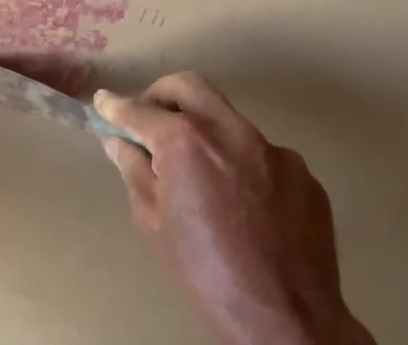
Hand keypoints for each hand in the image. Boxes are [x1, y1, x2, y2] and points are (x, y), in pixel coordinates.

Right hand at [95, 74, 373, 344]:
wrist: (288, 321)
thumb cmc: (207, 273)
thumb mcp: (154, 223)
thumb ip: (135, 172)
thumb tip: (121, 144)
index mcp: (186, 142)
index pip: (140, 110)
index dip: (116, 107)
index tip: (104, 104)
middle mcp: (231, 132)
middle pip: (189, 87)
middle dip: (161, 95)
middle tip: (149, 118)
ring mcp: (273, 150)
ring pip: (229, 121)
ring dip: (205, 132)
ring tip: (199, 173)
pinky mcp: (302, 174)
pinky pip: (262, 155)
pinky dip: (241, 164)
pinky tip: (240, 202)